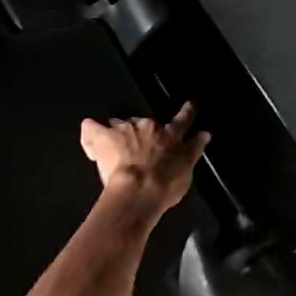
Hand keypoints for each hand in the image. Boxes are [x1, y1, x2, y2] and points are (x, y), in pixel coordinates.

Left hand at [79, 102, 210, 214]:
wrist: (141, 190)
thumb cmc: (166, 186)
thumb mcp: (187, 170)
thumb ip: (194, 150)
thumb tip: (204, 135)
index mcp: (171, 136)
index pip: (182, 120)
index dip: (186, 112)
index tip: (190, 105)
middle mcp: (149, 126)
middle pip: (143, 123)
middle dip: (139, 134)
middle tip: (135, 154)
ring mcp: (126, 129)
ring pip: (118, 125)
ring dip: (117, 136)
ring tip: (112, 154)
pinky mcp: (104, 136)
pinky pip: (92, 128)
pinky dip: (90, 135)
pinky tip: (90, 146)